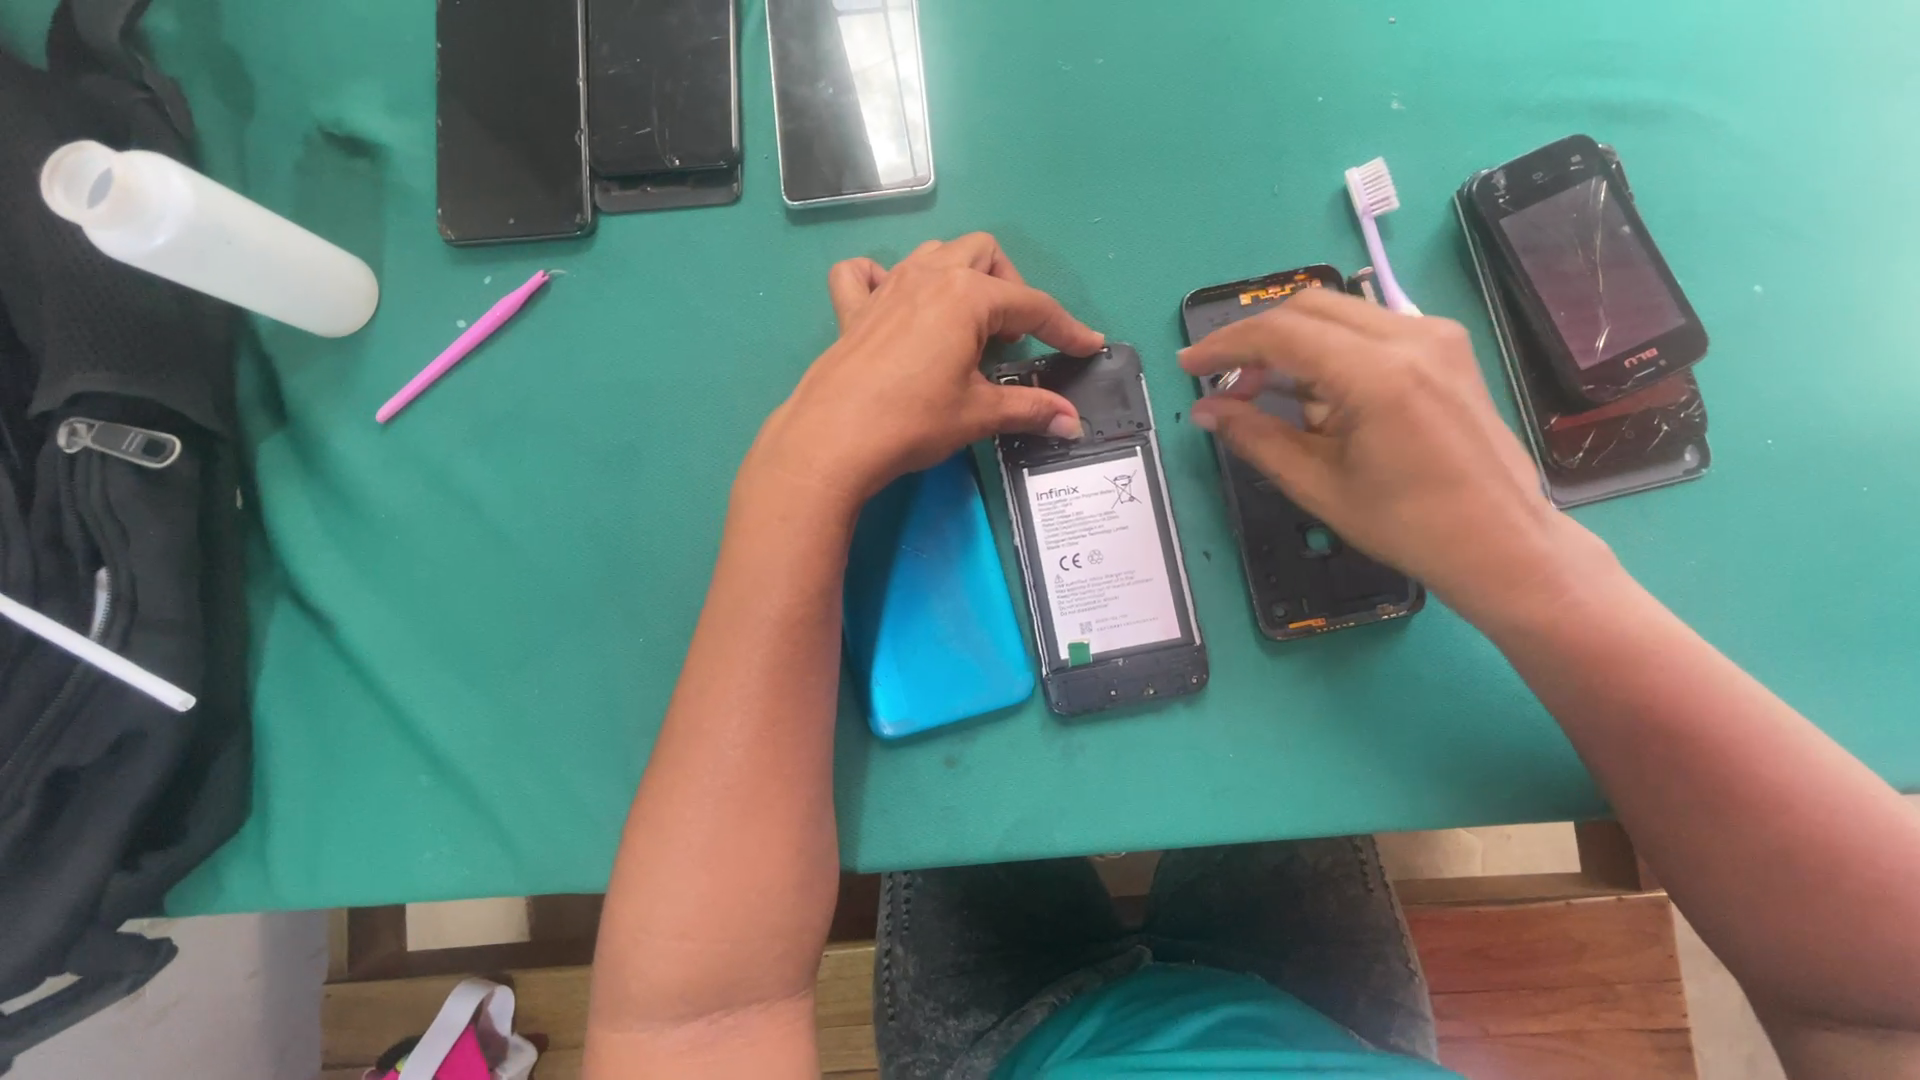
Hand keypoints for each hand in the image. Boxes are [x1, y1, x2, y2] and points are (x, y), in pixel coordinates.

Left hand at [743, 233, 1103, 510]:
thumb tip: (1073, 423)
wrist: (834, 438)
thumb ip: (1030, 410)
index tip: (1086, 346)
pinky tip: (893, 306)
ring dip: (959, 278)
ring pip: (934, 254)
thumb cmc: (913, 421)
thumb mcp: (978, 414)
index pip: (1032, 304)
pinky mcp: (852, 308)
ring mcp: (886, 286)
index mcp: (967, 295)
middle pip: (984, 254)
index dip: (1065, 328)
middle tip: (1010, 338)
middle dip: (1009, 287)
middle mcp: (929, 275)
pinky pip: (865, 273)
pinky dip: (883, 279)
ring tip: (965, 325)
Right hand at [1181, 288, 1610, 619]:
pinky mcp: (1444, 347)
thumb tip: (1206, 411)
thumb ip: (1256, 437)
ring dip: (1289, 344)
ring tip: (1261, 394)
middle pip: (1307, 307)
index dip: (1226, 346)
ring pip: (1336, 313)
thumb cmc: (1407, 525)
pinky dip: (1325, 350)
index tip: (1189, 365)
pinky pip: (1366, 329)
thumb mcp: (1317, 484)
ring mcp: (1434, 336)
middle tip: (1225, 386)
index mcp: (1378, 374)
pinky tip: (1310, 394)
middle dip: (1255, 340)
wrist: (1500, 541)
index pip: (1281, 333)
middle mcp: (1411, 337)